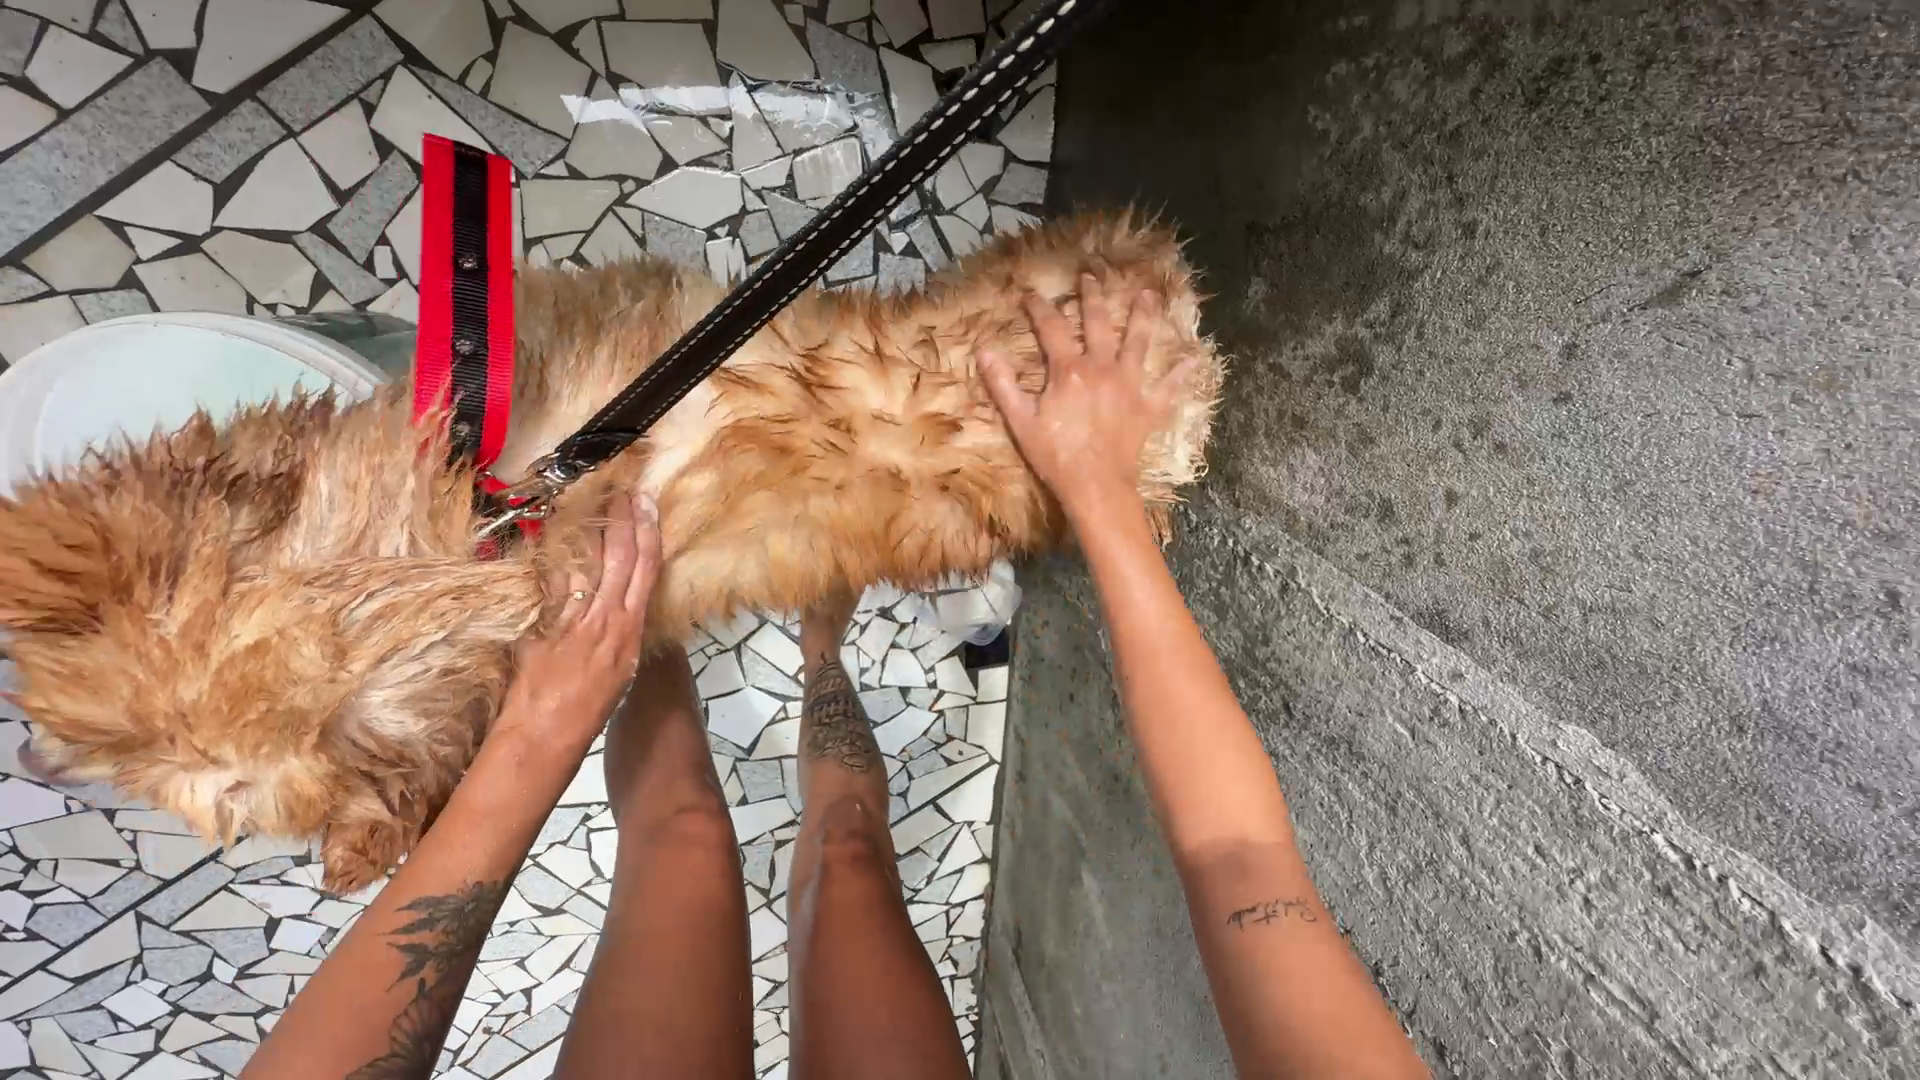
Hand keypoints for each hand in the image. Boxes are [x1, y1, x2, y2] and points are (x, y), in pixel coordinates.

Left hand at [495, 487, 662, 754]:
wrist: (546, 736)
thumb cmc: (586, 710)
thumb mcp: (617, 670)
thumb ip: (615, 633)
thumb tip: (611, 606)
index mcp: (630, 632)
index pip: (646, 572)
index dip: (649, 535)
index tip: (648, 506)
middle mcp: (609, 622)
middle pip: (623, 560)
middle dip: (625, 521)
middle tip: (625, 490)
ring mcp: (577, 623)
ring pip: (591, 565)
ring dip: (593, 529)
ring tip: (594, 500)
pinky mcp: (547, 628)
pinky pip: (552, 584)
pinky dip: (553, 556)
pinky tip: (551, 532)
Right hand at [979, 275, 1196, 522]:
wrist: (1096, 486)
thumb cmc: (1055, 456)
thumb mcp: (1020, 422)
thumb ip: (1002, 384)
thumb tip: (983, 350)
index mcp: (1069, 370)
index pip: (1051, 328)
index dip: (1039, 308)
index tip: (1031, 294)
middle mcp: (1102, 367)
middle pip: (1098, 323)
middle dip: (1092, 297)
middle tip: (1091, 277)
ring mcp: (1130, 385)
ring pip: (1139, 342)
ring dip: (1142, 315)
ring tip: (1146, 295)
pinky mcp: (1149, 407)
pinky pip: (1169, 386)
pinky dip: (1181, 372)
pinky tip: (1193, 358)